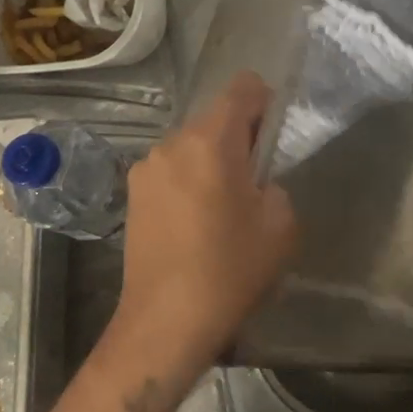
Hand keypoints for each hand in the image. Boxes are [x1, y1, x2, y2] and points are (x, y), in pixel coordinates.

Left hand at [115, 71, 297, 368]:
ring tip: (224, 210)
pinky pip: (172, 172)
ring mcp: (145, 170)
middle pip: (214, 119)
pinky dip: (189, 183)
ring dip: (211, 163)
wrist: (165, 324)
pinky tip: (197, 225)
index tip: (275, 137)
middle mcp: (171, 144)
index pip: (242, 87)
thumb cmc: (229, 271)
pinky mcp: (132, 197)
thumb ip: (276, 186)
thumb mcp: (280, 226)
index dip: (265, 102)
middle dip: (239, 139)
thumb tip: (258, 182)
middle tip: (257, 183)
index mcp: (210, 141)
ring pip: (191, 147)